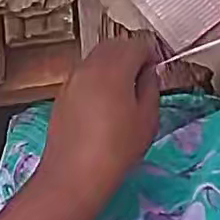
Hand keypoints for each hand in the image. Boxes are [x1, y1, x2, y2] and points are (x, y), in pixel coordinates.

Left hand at [33, 35, 159, 198]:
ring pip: (96, 57)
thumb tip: (147, 72)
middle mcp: (90, 65)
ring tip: (124, 91)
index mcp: (114, 67)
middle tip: (142, 77)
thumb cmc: (117, 149)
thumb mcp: (147, 119)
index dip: (151, 54)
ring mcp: (72, 78)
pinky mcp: (62, 93)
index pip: (137, 45)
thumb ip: (150, 87)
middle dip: (130, 54)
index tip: (157, 71)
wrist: (73, 175)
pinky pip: (84, 73)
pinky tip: (104, 103)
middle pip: (114, 45)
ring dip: (112, 64)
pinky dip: (97, 77)